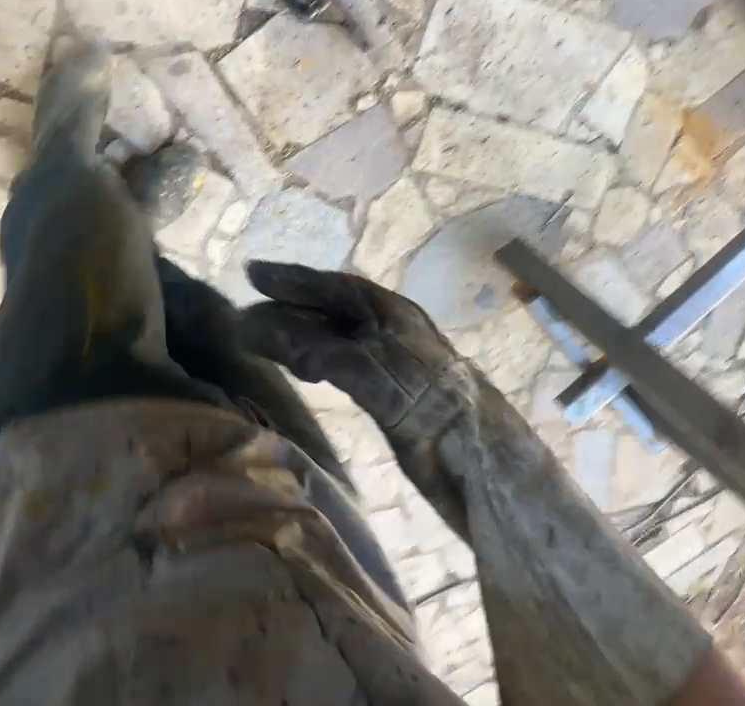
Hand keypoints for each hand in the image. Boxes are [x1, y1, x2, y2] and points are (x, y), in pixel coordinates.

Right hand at [239, 261, 474, 527]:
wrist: (494, 469)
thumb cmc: (443, 423)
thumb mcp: (383, 385)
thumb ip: (329, 356)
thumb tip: (268, 332)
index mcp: (396, 317)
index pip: (336, 288)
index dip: (294, 280)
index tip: (254, 275)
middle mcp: (396, 330)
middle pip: (336, 306)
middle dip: (293, 300)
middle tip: (250, 303)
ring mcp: (400, 360)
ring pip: (341, 332)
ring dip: (303, 328)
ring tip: (266, 334)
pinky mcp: (400, 393)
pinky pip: (350, 362)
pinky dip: (321, 358)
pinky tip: (307, 369)